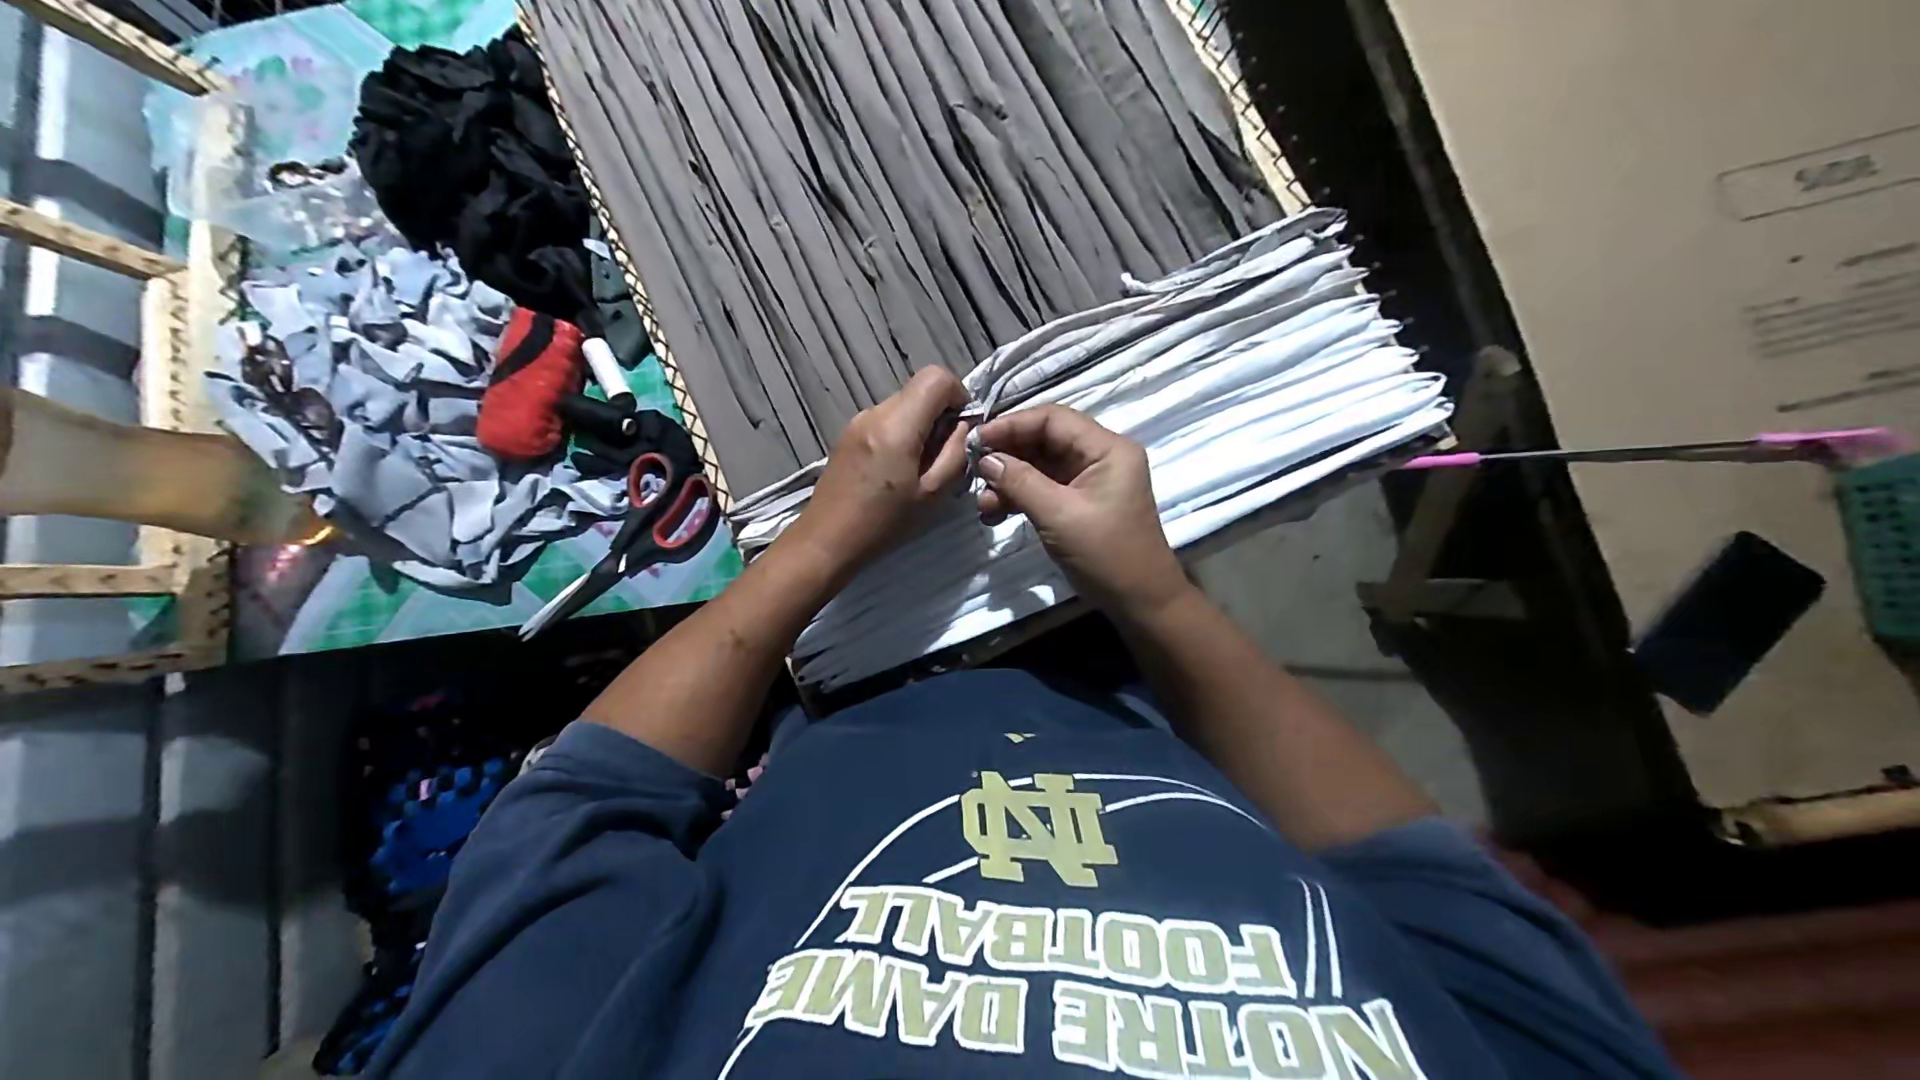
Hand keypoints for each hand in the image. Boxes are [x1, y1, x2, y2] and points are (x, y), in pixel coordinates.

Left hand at [789, 367, 972, 577]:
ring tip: (918, 468)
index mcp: (897, 426)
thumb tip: (964, 427)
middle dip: (940, 415)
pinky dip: (902, 434)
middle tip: (942, 456)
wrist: (826, 540)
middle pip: (919, 390)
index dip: (958, 396)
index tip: (961, 429)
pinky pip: (886, 420)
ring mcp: (858, 421)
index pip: (936, 377)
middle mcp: (875, 413)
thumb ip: (956, 453)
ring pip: (904, 405)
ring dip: (920, 426)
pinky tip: (896, 470)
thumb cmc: (883, 523)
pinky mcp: (849, 434)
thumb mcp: (932, 494)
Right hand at [976, 405, 1189, 618]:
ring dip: (1008, 480)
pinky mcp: (1077, 502)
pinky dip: (1018, 497)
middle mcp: (1099, 456)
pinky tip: (995, 513)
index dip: (1012, 425)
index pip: (1053, 419)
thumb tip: (985, 459)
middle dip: (1007, 455)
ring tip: (984, 504)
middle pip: (1044, 440)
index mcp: (1107, 449)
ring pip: (1038, 465)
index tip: (976, 440)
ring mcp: (1088, 480)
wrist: (1139, 602)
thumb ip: (1020, 482)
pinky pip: (1041, 488)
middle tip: (974, 472)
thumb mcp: (1059, 515)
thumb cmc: (1106, 554)